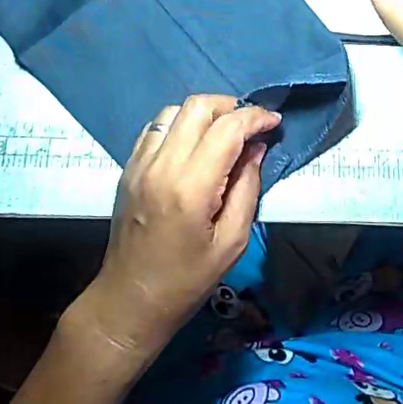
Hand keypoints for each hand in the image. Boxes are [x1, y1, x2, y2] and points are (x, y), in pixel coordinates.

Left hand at [72, 94, 278, 356]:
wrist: (131, 297)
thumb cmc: (187, 279)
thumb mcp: (232, 242)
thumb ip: (247, 187)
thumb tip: (255, 148)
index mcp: (190, 187)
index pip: (226, 129)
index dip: (255, 117)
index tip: (274, 122)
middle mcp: (161, 165)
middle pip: (197, 106)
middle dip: (230, 107)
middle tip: (251, 125)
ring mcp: (139, 163)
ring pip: (173, 110)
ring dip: (203, 113)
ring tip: (224, 133)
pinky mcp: (128, 166)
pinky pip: (155, 128)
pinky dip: (179, 124)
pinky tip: (194, 143)